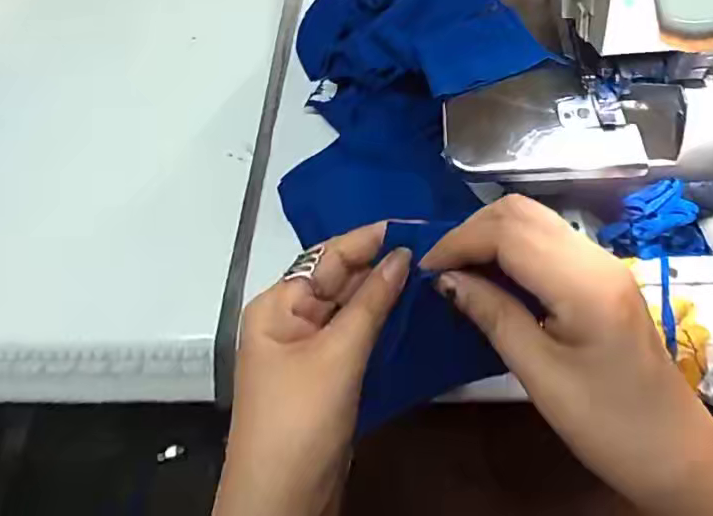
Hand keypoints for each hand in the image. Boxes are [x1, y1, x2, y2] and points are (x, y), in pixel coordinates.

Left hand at [214, 223, 410, 515]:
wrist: (283, 507)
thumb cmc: (301, 421)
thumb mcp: (339, 354)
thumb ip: (372, 300)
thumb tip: (403, 253)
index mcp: (279, 304)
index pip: (329, 255)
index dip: (371, 238)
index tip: (415, 224)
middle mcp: (291, 316)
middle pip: (342, 276)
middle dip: (382, 261)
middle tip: (432, 246)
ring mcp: (310, 345)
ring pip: (353, 303)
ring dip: (387, 288)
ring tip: (431, 267)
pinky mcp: (328, 369)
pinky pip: (358, 329)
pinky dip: (383, 317)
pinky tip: (414, 305)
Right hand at [421, 197, 712, 515]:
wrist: (677, 450)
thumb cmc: (609, 426)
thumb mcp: (542, 377)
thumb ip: (494, 317)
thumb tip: (448, 280)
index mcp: (583, 280)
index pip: (509, 232)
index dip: (461, 241)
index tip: (426, 269)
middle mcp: (594, 254)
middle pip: (522, 211)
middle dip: (473, 229)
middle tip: (440, 267)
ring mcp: (602, 258)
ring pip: (535, 218)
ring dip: (492, 232)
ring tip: (460, 268)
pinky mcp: (602, 271)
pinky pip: (549, 237)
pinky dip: (514, 243)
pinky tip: (495, 272)